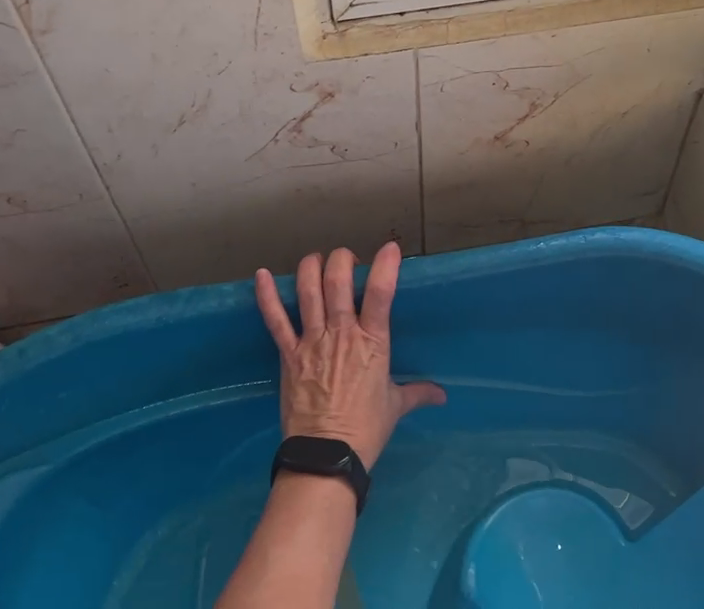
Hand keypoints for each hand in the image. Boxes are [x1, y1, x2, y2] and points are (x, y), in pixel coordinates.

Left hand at [254, 243, 445, 469]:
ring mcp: (311, 341)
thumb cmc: (366, 430)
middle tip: (346, 259)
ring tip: (315, 260)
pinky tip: (261, 274)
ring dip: (311, 267)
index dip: (386, 265)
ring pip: (308, 291)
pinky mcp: (288, 354)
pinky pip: (275, 319)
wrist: (327, 456)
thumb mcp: (396, 406)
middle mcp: (341, 333)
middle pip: (338, 280)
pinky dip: (266, 295)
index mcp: (373, 342)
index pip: (381, 293)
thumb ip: (418, 392)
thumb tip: (442, 394)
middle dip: (342, 260)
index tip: (390, 248)